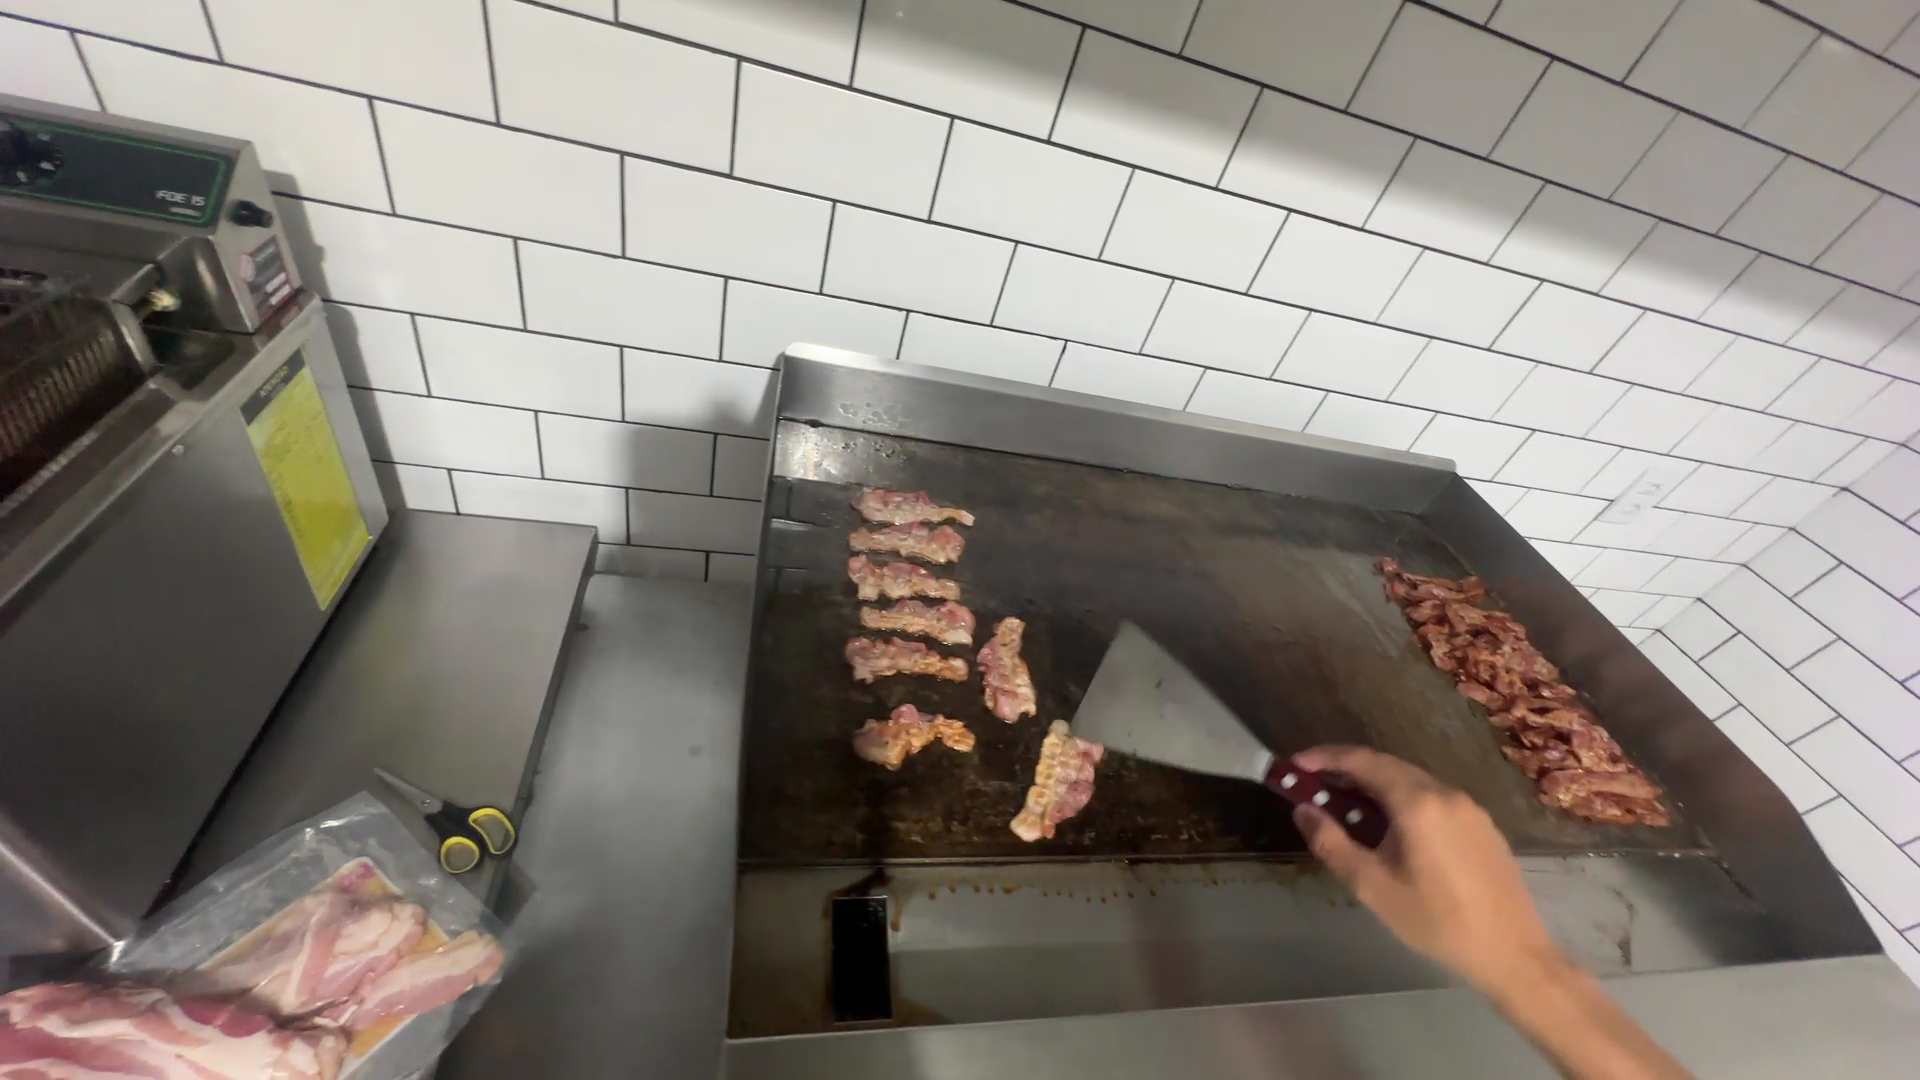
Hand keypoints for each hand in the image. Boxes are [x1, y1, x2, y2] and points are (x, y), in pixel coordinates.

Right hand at [1290, 744, 1561, 994]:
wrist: (1515, 957)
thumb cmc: (1437, 920)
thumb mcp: (1371, 886)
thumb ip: (1331, 842)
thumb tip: (1303, 810)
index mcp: (1417, 803)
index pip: (1362, 760)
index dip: (1324, 757)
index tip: (1296, 764)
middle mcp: (1445, 793)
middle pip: (1386, 765)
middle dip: (1346, 769)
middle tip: (1315, 784)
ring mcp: (1469, 808)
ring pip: (1410, 780)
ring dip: (1374, 784)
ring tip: (1347, 807)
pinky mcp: (1483, 826)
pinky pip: (1431, 797)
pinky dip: (1400, 798)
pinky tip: (1391, 827)